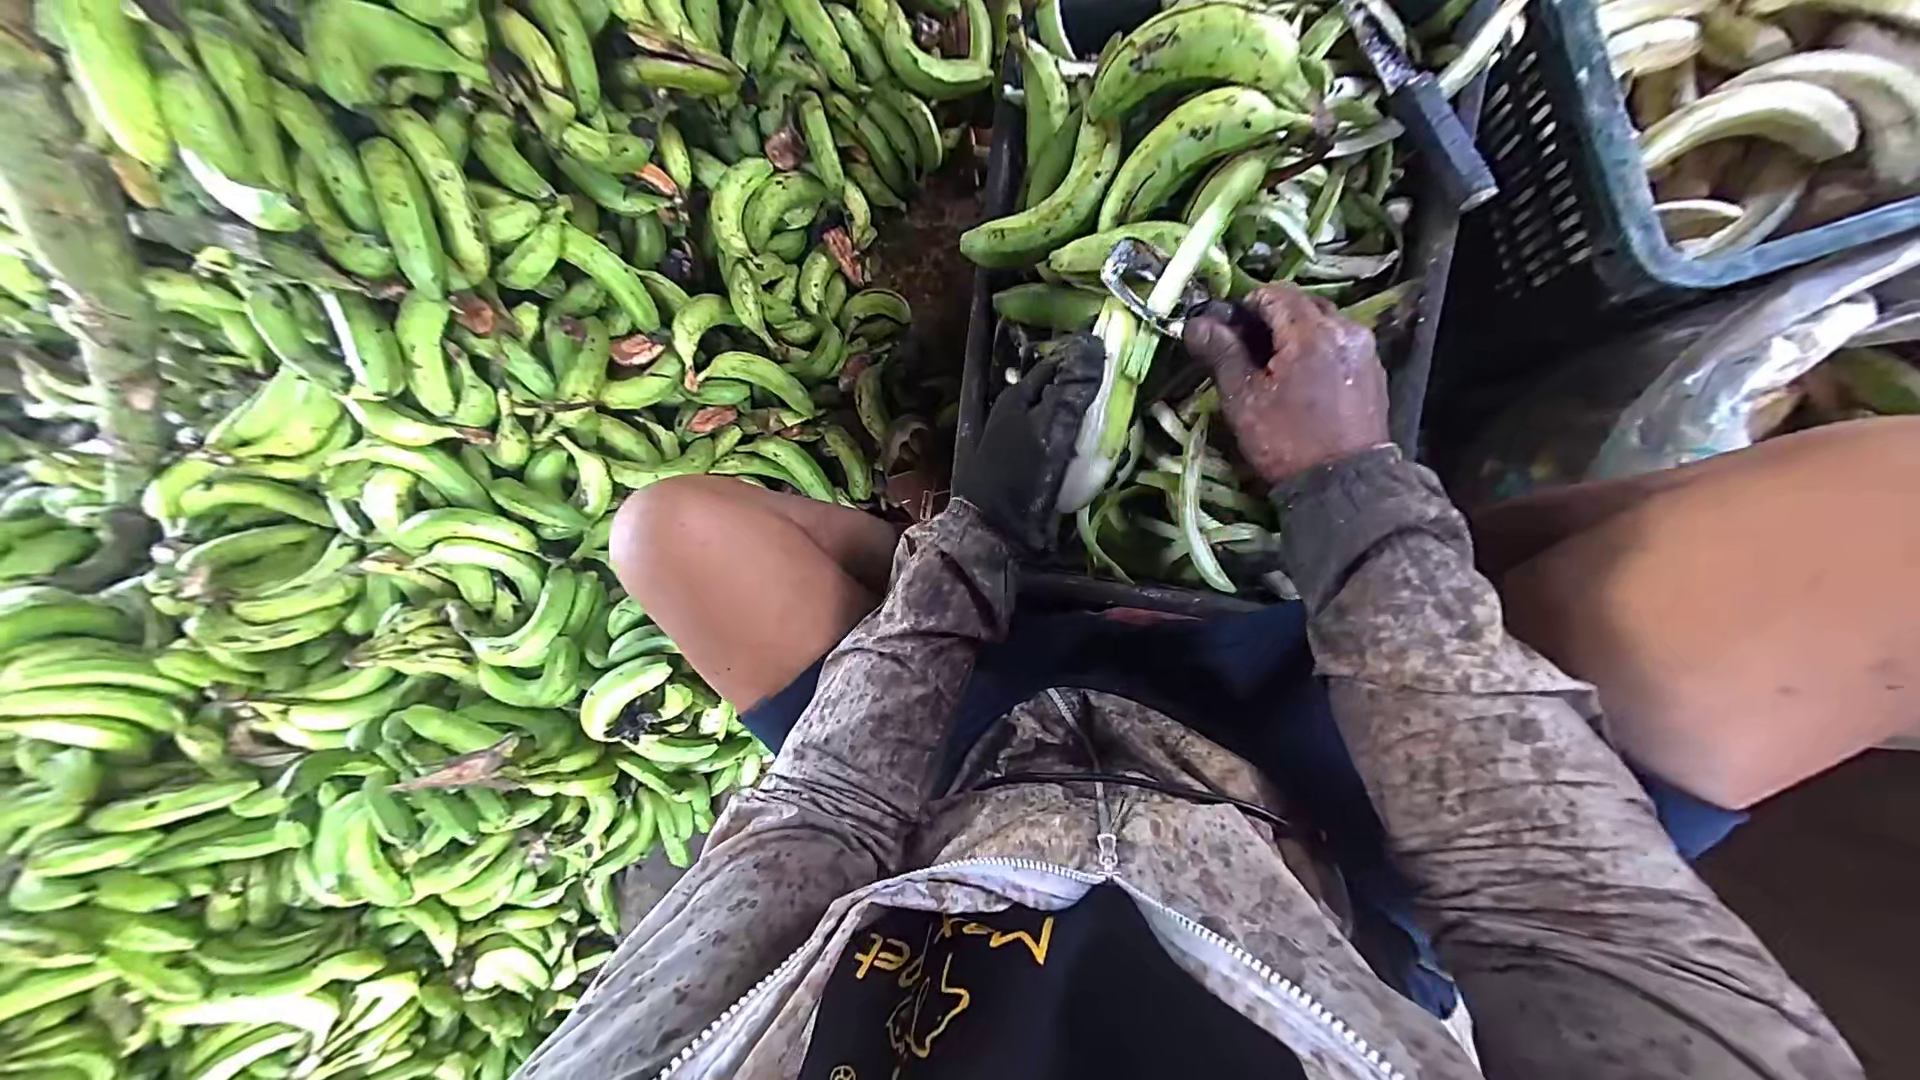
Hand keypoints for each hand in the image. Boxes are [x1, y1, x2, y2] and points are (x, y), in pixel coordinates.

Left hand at [952, 332, 1103, 553]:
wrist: (999, 526)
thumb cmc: (1023, 470)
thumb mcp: (1052, 425)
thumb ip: (1072, 387)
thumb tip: (1092, 344)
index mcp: (1017, 397)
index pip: (1056, 366)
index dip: (1084, 365)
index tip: (1115, 369)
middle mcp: (1015, 414)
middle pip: (1059, 394)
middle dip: (1086, 395)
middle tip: (1118, 401)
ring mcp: (1019, 441)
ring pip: (1060, 420)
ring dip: (1084, 423)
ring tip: (1111, 428)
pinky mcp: (1027, 466)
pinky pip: (1058, 446)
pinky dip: (1075, 447)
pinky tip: (1093, 454)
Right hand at [1182, 284, 1388, 485]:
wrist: (1342, 483)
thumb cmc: (1285, 440)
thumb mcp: (1243, 399)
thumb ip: (1222, 353)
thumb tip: (1197, 322)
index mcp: (1311, 332)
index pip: (1274, 294)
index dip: (1244, 306)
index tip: (1225, 330)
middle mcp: (1346, 328)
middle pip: (1301, 304)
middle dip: (1270, 318)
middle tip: (1244, 349)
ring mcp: (1365, 349)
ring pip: (1322, 323)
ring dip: (1293, 334)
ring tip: (1271, 368)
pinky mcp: (1373, 371)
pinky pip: (1338, 344)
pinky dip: (1315, 350)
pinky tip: (1299, 380)